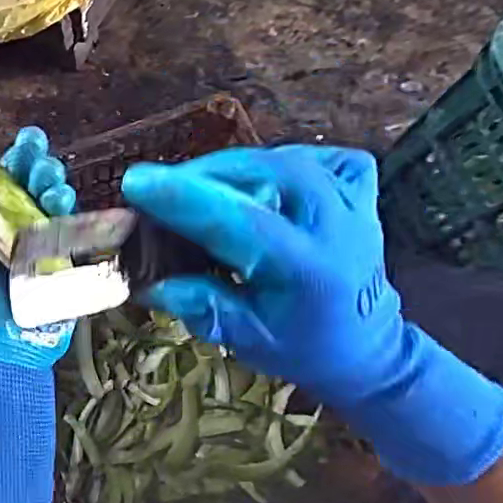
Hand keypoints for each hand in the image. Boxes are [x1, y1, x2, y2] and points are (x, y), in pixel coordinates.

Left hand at [0, 127, 76, 502]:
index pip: (12, 177)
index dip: (23, 157)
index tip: (32, 141)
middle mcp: (25, 227)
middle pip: (42, 189)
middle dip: (46, 172)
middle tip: (43, 165)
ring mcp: (50, 250)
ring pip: (62, 212)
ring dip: (60, 195)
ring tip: (54, 189)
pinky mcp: (67, 275)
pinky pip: (78, 246)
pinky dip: (75, 230)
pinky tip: (67, 219)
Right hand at [121, 146, 502, 485]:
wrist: (366, 345)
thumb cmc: (302, 347)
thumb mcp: (248, 338)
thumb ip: (202, 307)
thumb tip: (148, 282)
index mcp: (308, 268)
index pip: (238, 219)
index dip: (183, 198)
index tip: (136, 182)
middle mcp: (335, 223)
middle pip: (258, 174)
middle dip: (199, 177)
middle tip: (158, 190)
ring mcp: (351, 197)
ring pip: (278, 158)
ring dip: (228, 169)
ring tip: (193, 189)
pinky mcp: (356, 184)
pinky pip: (308, 155)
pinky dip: (272, 161)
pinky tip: (254, 182)